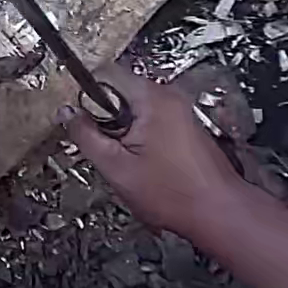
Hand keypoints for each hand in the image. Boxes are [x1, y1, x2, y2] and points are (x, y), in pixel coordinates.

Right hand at [57, 67, 249, 235]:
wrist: (221, 214)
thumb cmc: (171, 193)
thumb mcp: (116, 167)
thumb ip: (85, 135)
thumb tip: (66, 112)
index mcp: (151, 98)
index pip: (106, 73)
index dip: (86, 93)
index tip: (82, 119)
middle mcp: (167, 96)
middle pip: (119, 89)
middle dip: (104, 115)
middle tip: (105, 147)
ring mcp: (179, 109)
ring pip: (133, 105)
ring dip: (121, 127)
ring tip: (125, 158)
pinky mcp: (184, 124)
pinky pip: (149, 116)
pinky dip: (138, 133)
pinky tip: (143, 161)